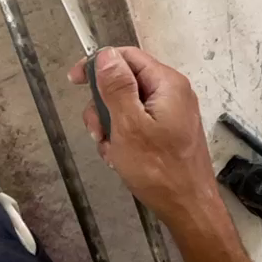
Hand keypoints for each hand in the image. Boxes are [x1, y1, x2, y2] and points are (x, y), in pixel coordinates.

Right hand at [69, 46, 220, 224]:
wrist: (187, 206)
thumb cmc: (158, 169)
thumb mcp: (128, 125)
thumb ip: (117, 87)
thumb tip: (105, 55)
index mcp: (166, 84)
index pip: (126, 57)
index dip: (98, 65)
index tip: (75, 81)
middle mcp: (171, 93)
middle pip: (124, 82)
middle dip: (103, 105)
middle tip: (97, 132)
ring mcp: (170, 114)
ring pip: (126, 106)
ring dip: (110, 126)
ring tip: (111, 150)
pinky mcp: (167, 132)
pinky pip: (136, 124)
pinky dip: (122, 137)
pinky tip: (120, 156)